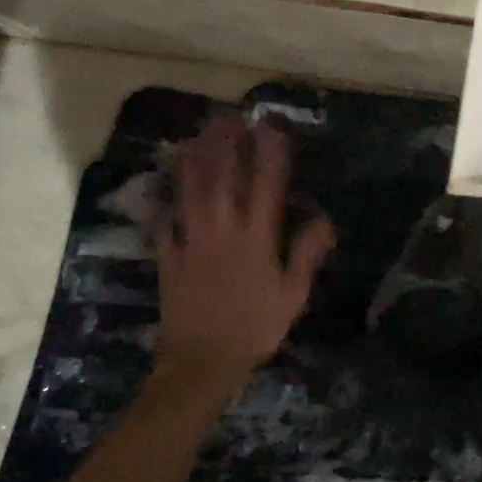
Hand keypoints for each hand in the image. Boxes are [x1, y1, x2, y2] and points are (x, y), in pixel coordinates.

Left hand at [148, 110, 335, 395]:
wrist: (200, 365)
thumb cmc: (254, 329)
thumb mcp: (293, 295)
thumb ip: (306, 253)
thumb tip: (324, 217)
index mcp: (257, 236)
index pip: (266, 183)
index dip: (270, 150)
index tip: (271, 124)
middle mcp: (224, 229)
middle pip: (224, 176)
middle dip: (227, 142)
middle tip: (230, 116)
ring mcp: (192, 240)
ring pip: (191, 190)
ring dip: (194, 159)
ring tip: (197, 135)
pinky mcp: (168, 256)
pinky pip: (162, 222)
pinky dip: (160, 201)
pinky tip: (157, 185)